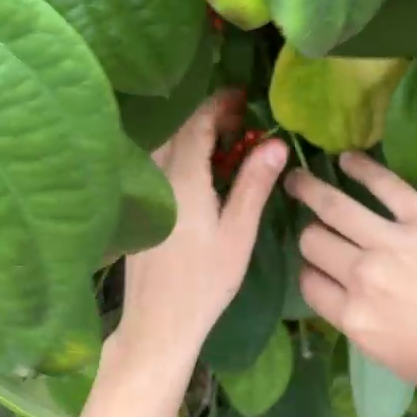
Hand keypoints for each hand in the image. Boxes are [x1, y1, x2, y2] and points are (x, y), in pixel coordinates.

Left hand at [114, 91, 288, 361]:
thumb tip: (275, 143)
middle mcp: (157, 176)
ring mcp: (144, 190)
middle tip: (240, 116)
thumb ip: (254, 184)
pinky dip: (178, 150)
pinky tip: (200, 166)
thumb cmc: (204, 280)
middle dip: (207, 115)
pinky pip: (157, 161)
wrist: (158, 321)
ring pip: (164, 144)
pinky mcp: (140, 205)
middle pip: (178, 128)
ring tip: (223, 138)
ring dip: (191, 132)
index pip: (197, 124)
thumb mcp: (238, 233)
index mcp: (183, 178)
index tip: (241, 95)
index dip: (219, 104)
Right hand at [290, 153, 416, 398]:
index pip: (309, 283)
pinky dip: (360, 168)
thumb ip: (365, 329)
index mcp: (355, 318)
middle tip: (308, 222)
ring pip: (333, 207)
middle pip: (314, 242)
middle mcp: (362, 276)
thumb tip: (350, 304)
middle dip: (308, 233)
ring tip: (297, 177)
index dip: (308, 270)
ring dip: (310, 188)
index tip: (314, 264)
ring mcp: (390, 242)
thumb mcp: (398, 362)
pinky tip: (347, 158)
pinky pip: (382, 185)